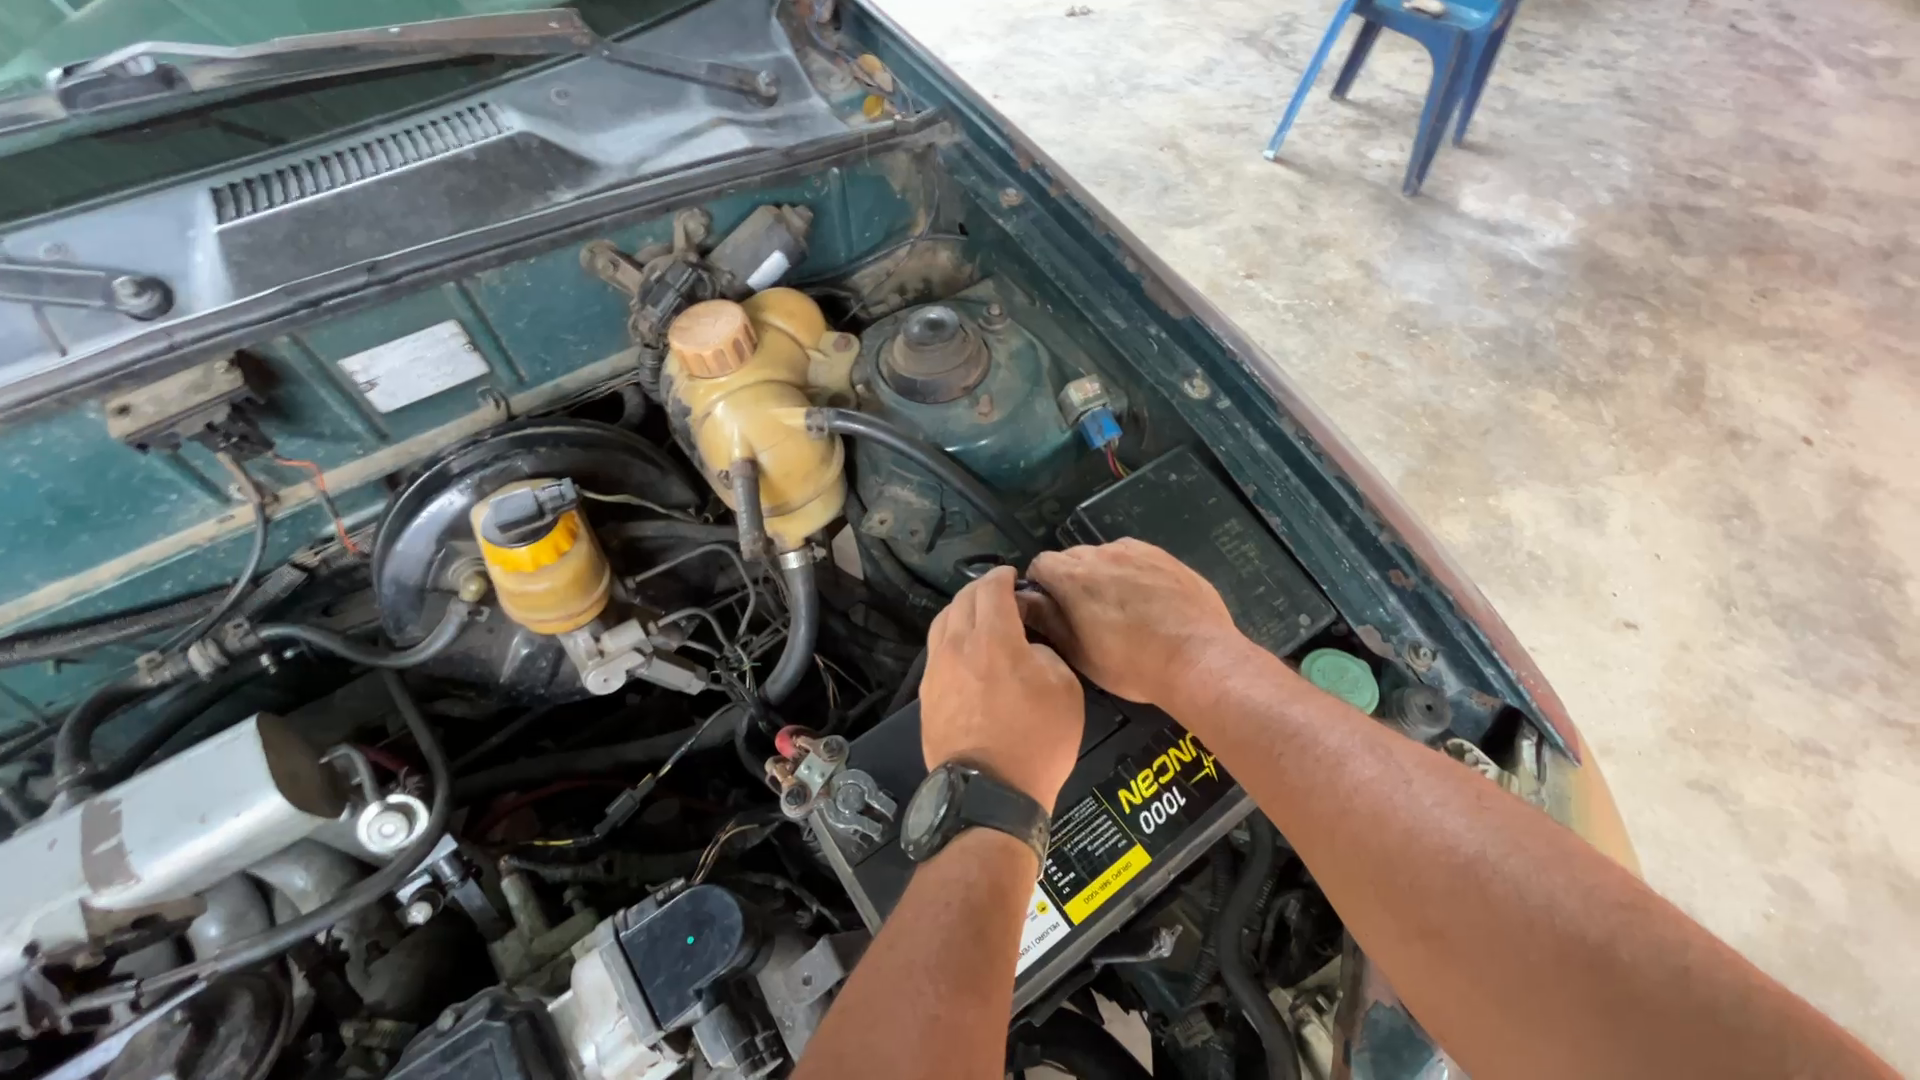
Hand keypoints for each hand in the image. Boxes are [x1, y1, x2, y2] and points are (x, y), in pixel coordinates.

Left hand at [921, 566, 1083, 810]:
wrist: (991, 794)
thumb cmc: (1037, 741)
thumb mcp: (1065, 688)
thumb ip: (1045, 652)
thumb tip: (1027, 646)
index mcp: (992, 638)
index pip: (991, 588)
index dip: (1003, 576)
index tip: (1014, 576)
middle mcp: (957, 646)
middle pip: (962, 600)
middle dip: (982, 590)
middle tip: (1002, 595)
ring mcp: (937, 671)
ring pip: (943, 622)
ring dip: (962, 611)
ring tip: (981, 619)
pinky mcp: (927, 694)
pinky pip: (937, 651)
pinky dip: (952, 638)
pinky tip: (967, 651)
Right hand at [1021, 539, 1245, 708]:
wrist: (1197, 658)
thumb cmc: (1130, 664)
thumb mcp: (1078, 652)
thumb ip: (1047, 619)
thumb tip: (1023, 600)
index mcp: (1074, 576)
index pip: (1040, 563)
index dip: (1041, 586)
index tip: (1052, 610)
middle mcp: (1102, 553)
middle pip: (1073, 557)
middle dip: (1072, 580)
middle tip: (1086, 615)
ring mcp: (1137, 551)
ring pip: (1106, 556)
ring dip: (1104, 574)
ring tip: (1121, 609)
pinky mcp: (1165, 556)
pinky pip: (1136, 558)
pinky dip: (1132, 573)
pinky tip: (1149, 602)